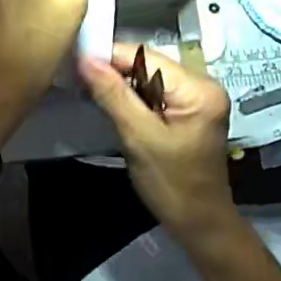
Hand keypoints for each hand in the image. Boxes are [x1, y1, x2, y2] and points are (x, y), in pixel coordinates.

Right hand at [78, 43, 238, 241]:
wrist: (199, 224)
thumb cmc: (171, 185)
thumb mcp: (139, 138)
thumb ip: (113, 95)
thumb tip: (85, 59)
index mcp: (199, 89)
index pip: (148, 57)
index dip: (111, 57)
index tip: (76, 61)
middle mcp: (204, 84)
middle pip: (150, 64)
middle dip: (115, 71)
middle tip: (80, 79)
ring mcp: (199, 97)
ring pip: (150, 77)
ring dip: (122, 84)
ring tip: (92, 91)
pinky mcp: (190, 110)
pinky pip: (156, 92)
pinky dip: (134, 97)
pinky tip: (115, 105)